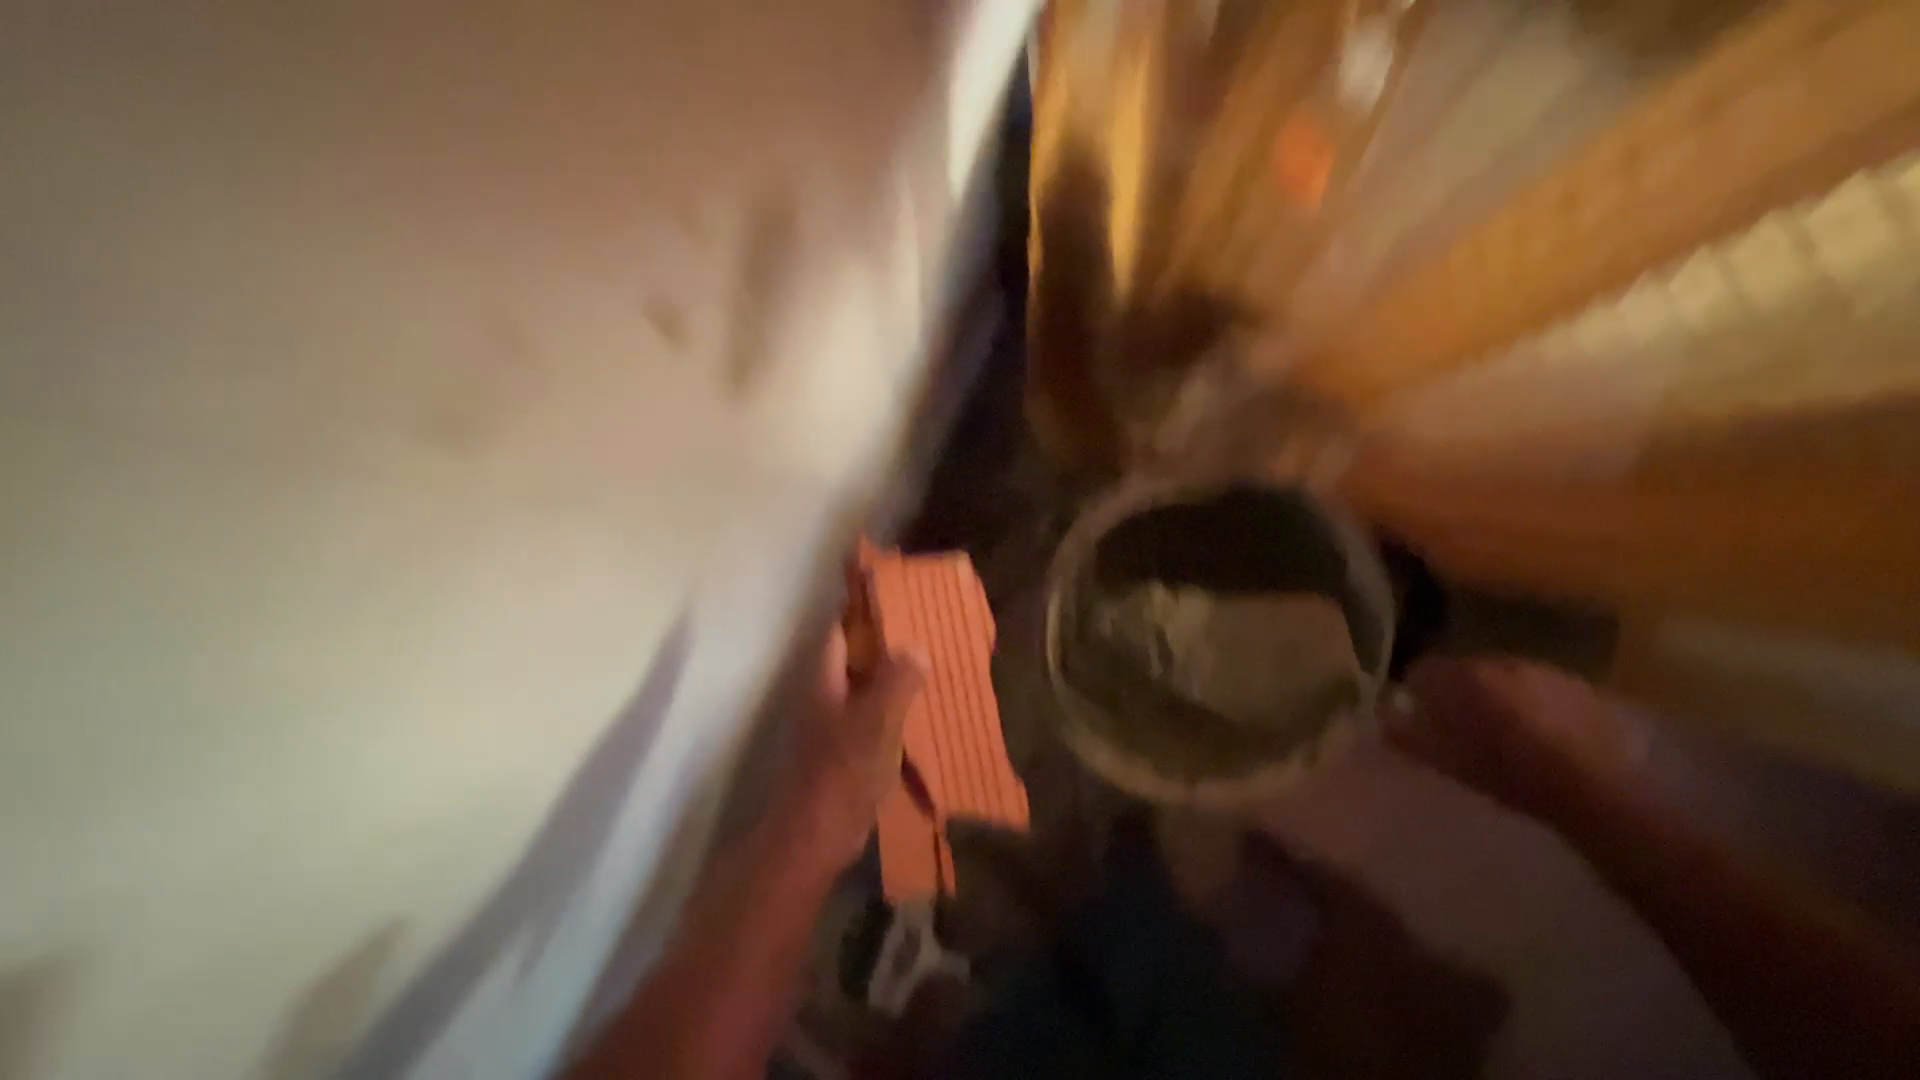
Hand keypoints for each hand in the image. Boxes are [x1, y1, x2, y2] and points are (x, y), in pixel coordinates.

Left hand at [781, 628, 927, 869]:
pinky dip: (895, 709)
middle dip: (884, 641)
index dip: (861, 608)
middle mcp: (826, 695)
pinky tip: (923, 714)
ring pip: (866, 687)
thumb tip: (916, 647)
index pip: (840, 629)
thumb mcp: (878, 720)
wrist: (816, 835)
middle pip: (854, 656)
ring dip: (893, 676)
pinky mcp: (846, 752)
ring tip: (932, 664)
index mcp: (826, 679)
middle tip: (925, 627)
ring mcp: (834, 725)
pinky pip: (874, 717)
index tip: (892, 591)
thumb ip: (898, 680)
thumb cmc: (844, 770)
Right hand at [1383, 656, 1647, 821]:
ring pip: (1507, 678)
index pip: (1422, 670)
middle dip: (1462, 692)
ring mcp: (1543, 670)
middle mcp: (1500, 662)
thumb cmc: (1507, 774)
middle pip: (1467, 671)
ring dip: (1501, 696)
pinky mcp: (1580, 686)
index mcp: (1461, 677)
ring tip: (1509, 732)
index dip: (1418, 693)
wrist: (1592, 788)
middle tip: (1465, 726)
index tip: (1421, 716)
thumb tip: (1383, 719)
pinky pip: (1542, 688)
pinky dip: (1536, 704)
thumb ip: (1407, 735)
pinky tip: (1545, 734)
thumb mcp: (1445, 761)